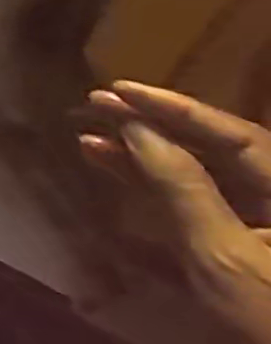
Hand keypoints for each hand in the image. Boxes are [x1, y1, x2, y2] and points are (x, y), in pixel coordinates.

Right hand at [80, 81, 270, 343]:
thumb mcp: (223, 255)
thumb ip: (180, 186)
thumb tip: (135, 126)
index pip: (245, 139)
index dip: (180, 109)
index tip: (119, 88)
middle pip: (229, 151)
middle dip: (159, 125)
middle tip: (98, 101)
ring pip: (209, 172)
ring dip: (147, 149)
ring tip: (90, 130)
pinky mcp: (252, 241)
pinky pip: (202, 196)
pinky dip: (152, 176)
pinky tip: (105, 158)